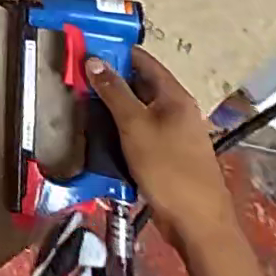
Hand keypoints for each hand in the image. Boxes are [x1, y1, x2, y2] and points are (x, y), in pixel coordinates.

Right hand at [86, 47, 233, 237]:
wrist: (198, 226)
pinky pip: (139, 130)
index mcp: (174, 96)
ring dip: (112, 105)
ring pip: (137, 108)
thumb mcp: (134, 125)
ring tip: (83, 101)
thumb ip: (113, 91)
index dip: (114, 51)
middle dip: (109, 79)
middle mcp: (175, 109)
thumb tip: (93, 60)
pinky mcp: (166, 154)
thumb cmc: (168, 169)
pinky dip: (120, 127)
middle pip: (139, 83)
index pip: (142, 59)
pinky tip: (100, 132)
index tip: (86, 49)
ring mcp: (172, 133)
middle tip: (78, 77)